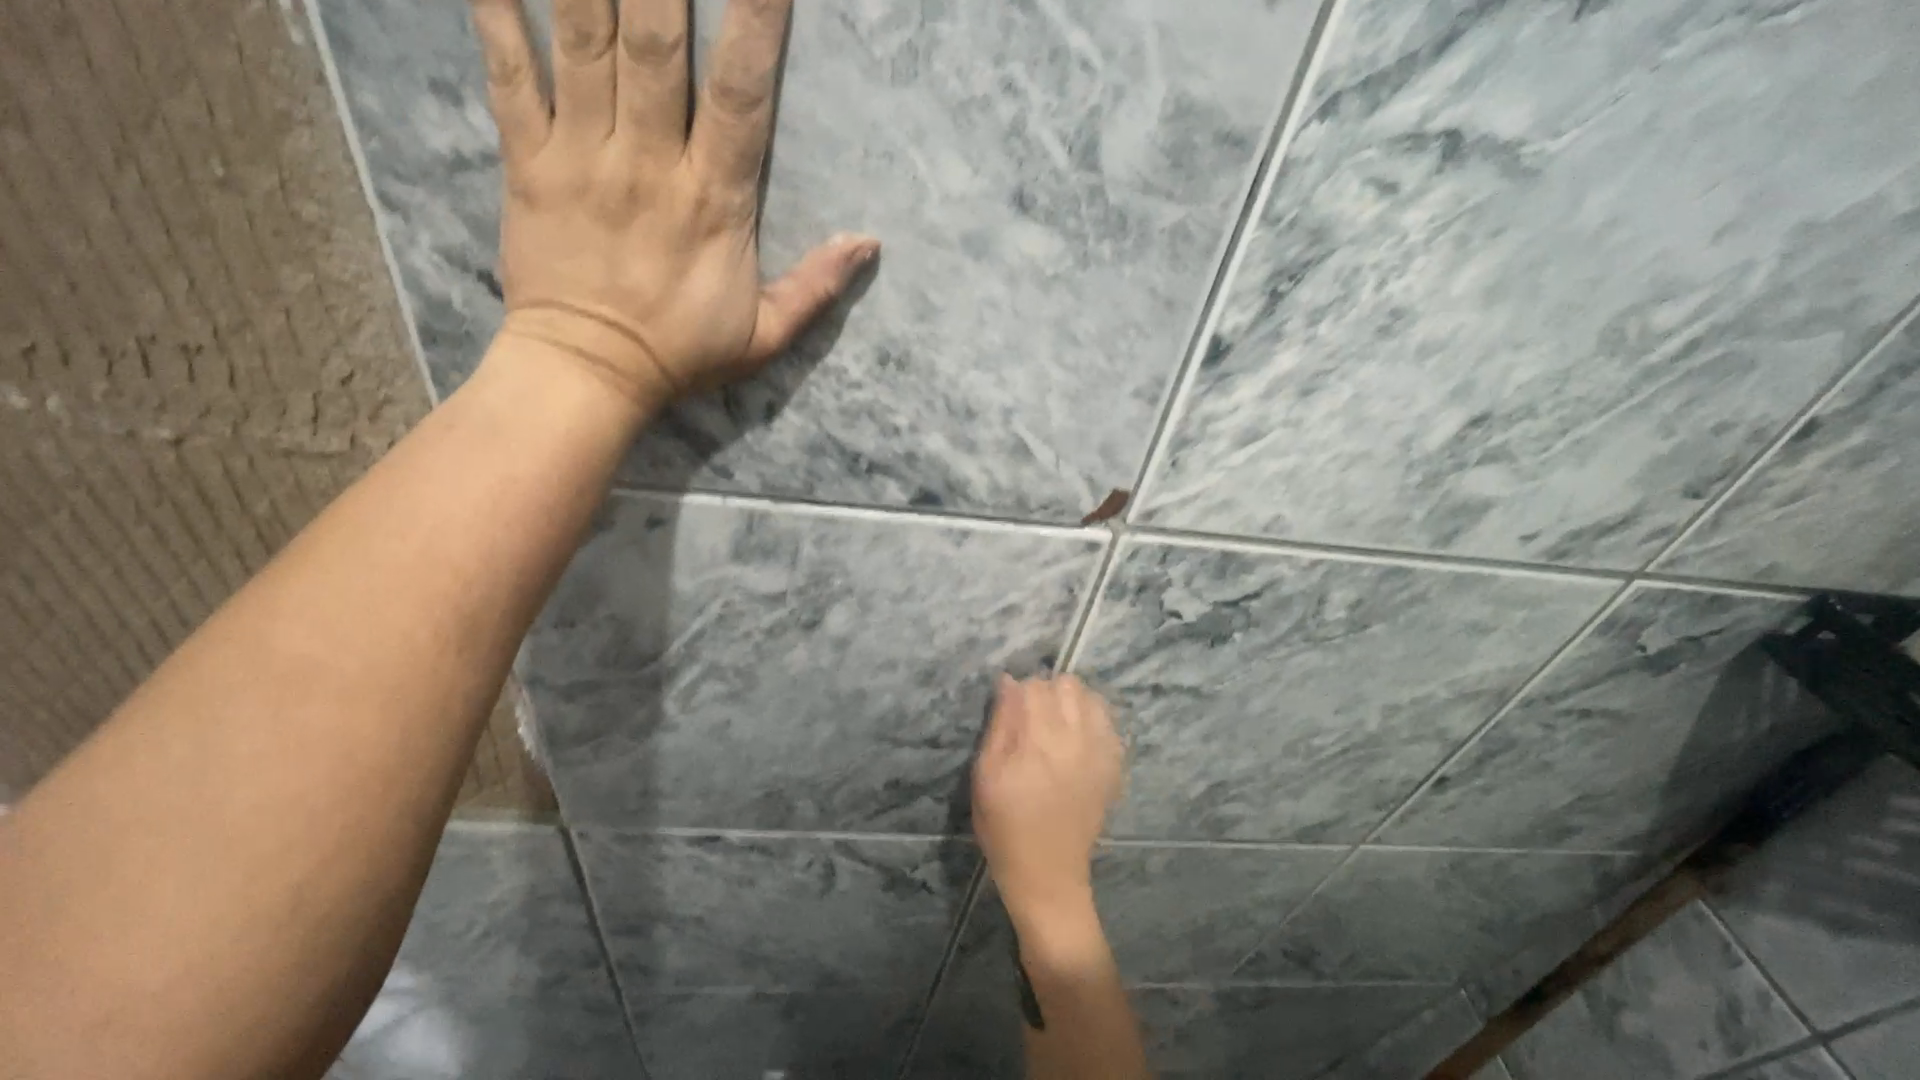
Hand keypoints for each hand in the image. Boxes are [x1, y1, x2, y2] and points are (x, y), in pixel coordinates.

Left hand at [470, 0, 878, 409]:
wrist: (586, 376)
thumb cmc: (680, 353)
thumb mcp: (765, 335)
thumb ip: (816, 286)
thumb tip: (870, 241)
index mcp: (714, 201)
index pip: (742, 94)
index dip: (756, 20)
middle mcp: (649, 162)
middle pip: (656, 42)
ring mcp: (583, 155)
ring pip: (583, 40)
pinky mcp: (527, 161)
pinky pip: (509, 74)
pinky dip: (495, 10)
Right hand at [973, 675, 1125, 930]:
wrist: (1048, 873)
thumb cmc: (1004, 826)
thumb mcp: (985, 775)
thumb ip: (999, 725)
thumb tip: (1008, 682)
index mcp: (1038, 741)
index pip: (1034, 686)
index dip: (1018, 693)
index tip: (1010, 711)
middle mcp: (1075, 739)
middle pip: (1067, 685)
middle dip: (1047, 692)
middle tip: (1032, 719)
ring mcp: (1100, 752)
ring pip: (1091, 698)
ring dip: (1072, 702)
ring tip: (1056, 726)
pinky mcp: (1114, 766)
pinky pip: (1109, 723)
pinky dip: (1092, 721)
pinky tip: (1077, 740)